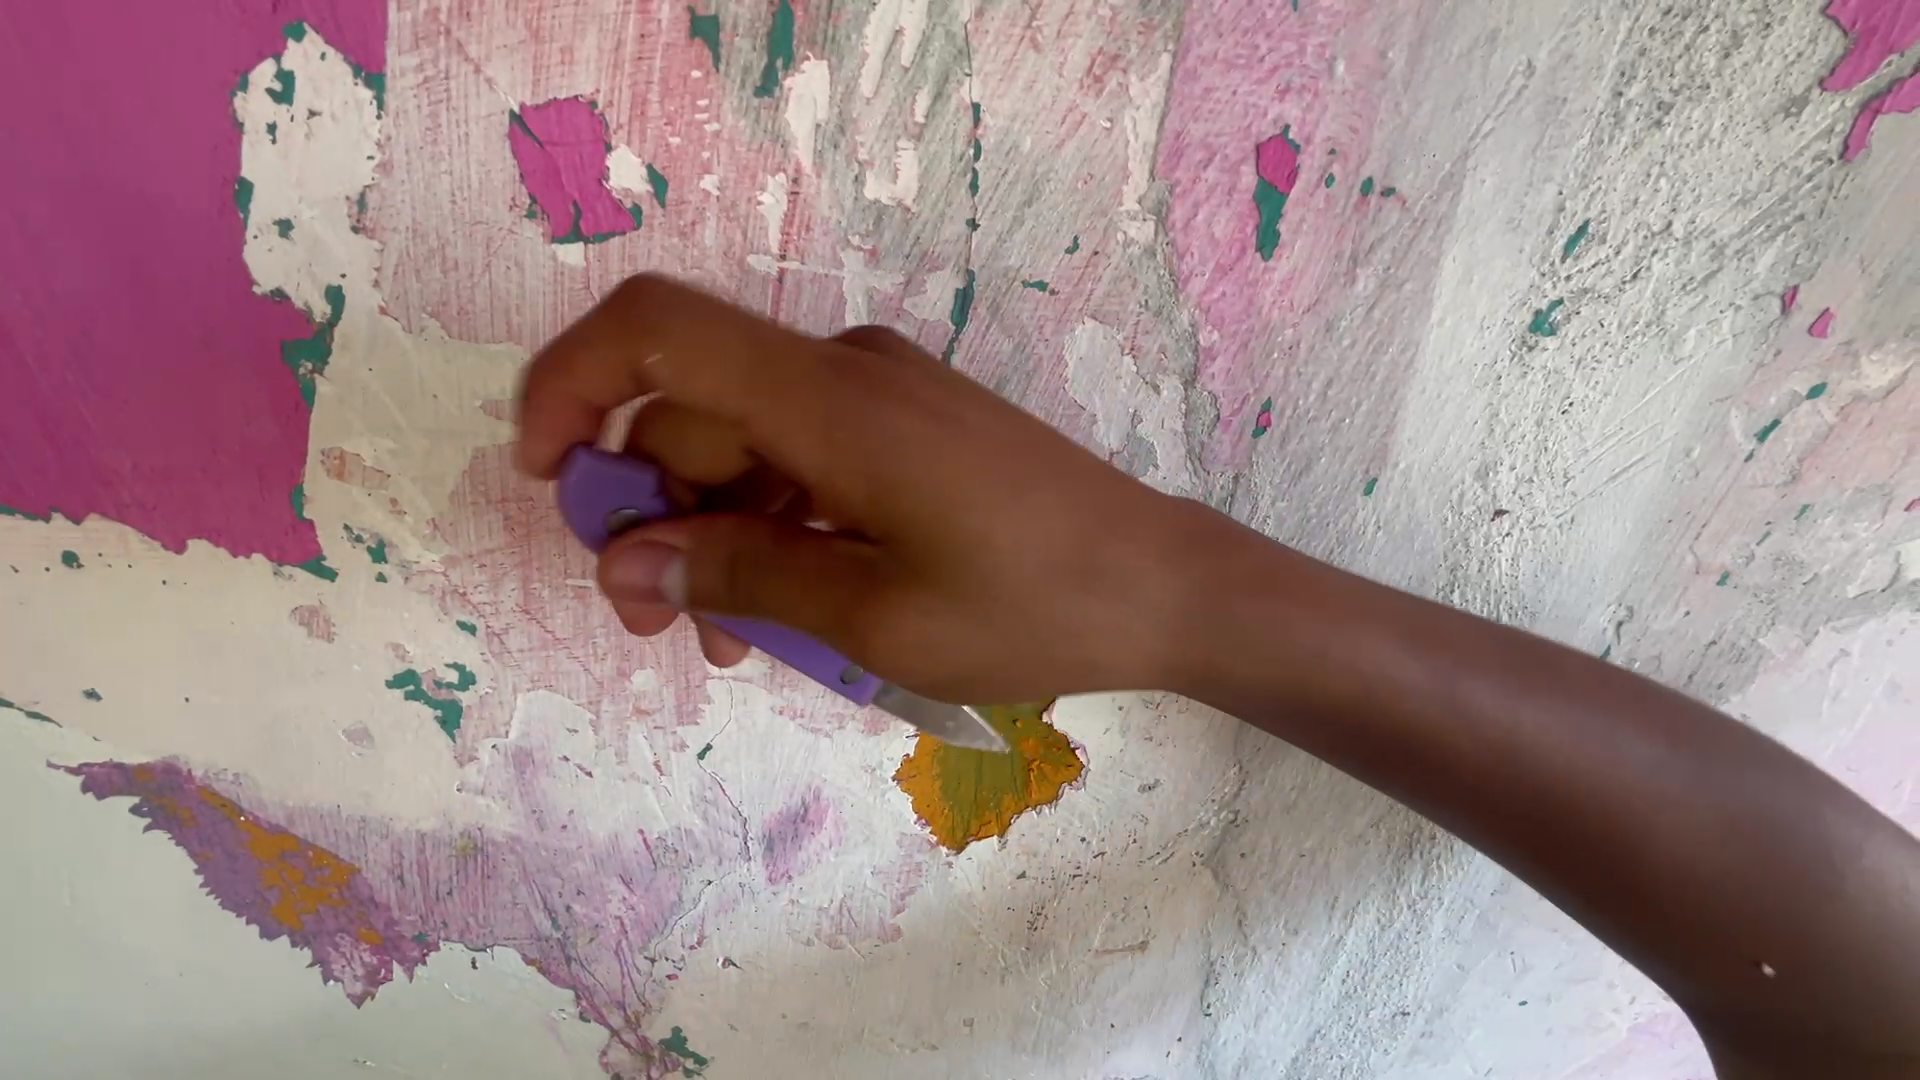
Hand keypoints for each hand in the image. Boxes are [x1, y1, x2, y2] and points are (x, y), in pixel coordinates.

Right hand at [515, 274, 1201, 703]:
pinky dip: (777, 522)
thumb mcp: (873, 616)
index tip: (546, 479)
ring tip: (733, 639)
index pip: (657, 332)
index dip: (572, 386)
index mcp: (832, 402)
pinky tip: (789, 600)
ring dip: (717, 532)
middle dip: (653, 514)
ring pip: (751, 446)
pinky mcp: (913, 428)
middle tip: (660, 628)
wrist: (1160, 585)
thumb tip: (622, 562)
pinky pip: (809, 459)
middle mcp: (849, 373)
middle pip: (696, 413)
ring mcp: (886, 397)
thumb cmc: (1029, 608)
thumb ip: (739, 577)